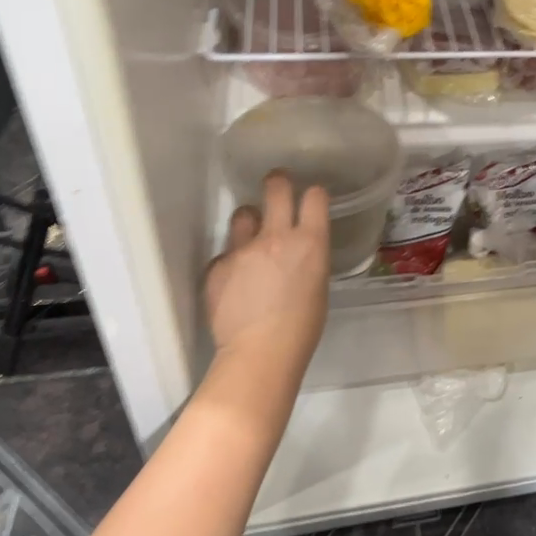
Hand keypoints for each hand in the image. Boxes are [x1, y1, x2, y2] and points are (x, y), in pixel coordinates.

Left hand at [205, 171, 330, 371]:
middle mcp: (277, 236)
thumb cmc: (302, 327)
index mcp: (310, 242)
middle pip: (276, 187)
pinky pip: (224, 254)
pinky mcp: (217, 266)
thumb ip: (307, 257)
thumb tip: (296, 251)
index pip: (314, 197)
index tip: (310, 198)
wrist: (260, 354)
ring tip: (250, 238)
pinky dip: (230, 263)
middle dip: (277, 181)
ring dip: (249, 221)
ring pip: (243, 214)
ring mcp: (243, 249)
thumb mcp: (318, 284)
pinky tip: (234, 284)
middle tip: (276, 183)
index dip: (313, 194)